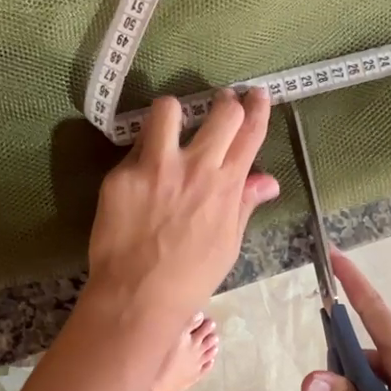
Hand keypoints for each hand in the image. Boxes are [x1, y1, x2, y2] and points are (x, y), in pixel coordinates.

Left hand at [86, 89, 279, 326]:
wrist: (138, 296)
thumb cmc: (190, 277)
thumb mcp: (228, 243)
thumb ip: (244, 203)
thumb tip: (268, 181)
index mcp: (226, 185)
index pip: (250, 133)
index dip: (257, 108)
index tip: (258, 94)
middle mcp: (196, 167)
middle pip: (221, 112)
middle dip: (225, 101)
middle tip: (222, 101)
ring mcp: (156, 167)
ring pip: (168, 109)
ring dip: (173, 112)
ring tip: (170, 123)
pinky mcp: (122, 174)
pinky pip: (135, 148)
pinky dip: (142, 155)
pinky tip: (140, 176)